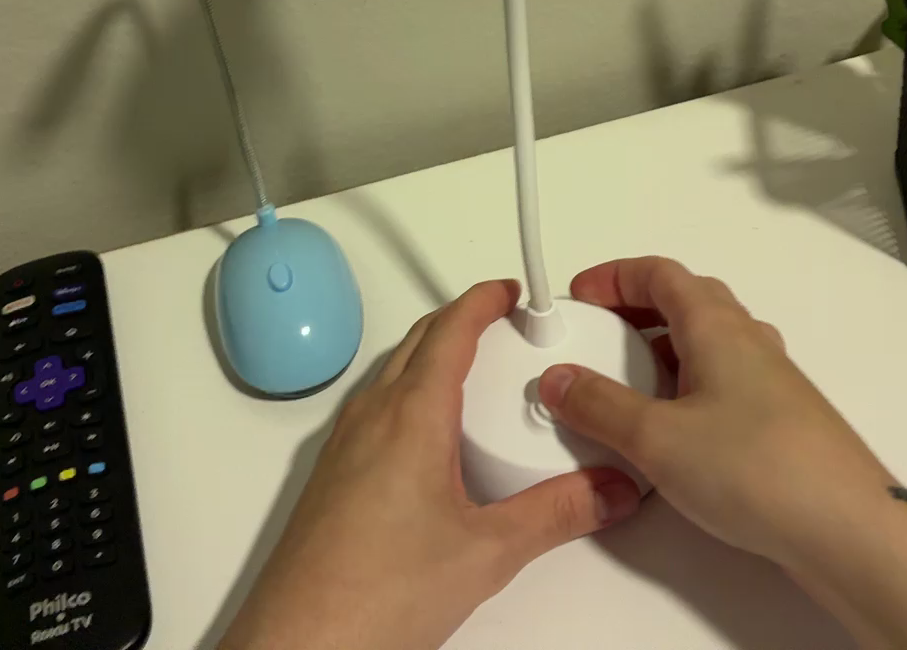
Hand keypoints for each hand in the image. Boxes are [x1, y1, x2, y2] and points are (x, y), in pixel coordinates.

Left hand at [219, 279, 642, 649]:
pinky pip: (377, 400)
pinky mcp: (334, 466)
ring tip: (472, 369)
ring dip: (433, 350)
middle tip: (499, 321)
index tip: (508, 291)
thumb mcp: (486, 552)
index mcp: (412, 414)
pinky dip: (410, 386)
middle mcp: (373, 414)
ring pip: (395, 366)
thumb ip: (556, 515)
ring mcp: (347, 439)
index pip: (451, 330)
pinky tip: (429, 431)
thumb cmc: (373, 594)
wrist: (300, 641)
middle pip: (420, 338)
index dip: (483, 300)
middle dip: (461, 318)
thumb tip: (606, 491)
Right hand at [536, 258, 906, 649]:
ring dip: (663, 342)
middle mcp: (747, 338)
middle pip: (687, 296)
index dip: (613, 275)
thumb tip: (555, 379)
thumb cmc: (751, 467)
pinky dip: (688, 378)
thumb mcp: (655, 438)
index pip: (659, 272)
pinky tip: (676, 423)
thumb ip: (598, 406)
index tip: (578, 298)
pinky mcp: (783, 416)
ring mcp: (771, 376)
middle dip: (636, 305)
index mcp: (715, 325)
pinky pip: (724, 374)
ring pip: (708, 336)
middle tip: (600, 332)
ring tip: (631, 379)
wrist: (851, 533)